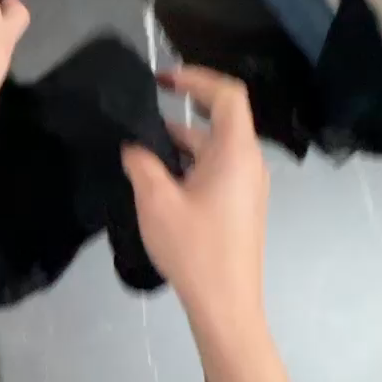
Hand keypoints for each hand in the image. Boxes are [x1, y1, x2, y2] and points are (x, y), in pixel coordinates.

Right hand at [121, 66, 270, 340]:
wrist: (225, 302)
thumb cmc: (193, 248)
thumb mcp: (156, 202)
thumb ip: (142, 164)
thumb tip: (133, 146)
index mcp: (235, 153)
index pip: (227, 96)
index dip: (197, 79)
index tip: (162, 79)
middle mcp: (247, 163)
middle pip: (218, 123)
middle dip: (177, 118)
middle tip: (137, 122)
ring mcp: (247, 187)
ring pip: (212, 151)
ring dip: (177, 147)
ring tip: (138, 156)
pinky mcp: (239, 207)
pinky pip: (214, 172)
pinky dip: (187, 167)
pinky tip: (156, 184)